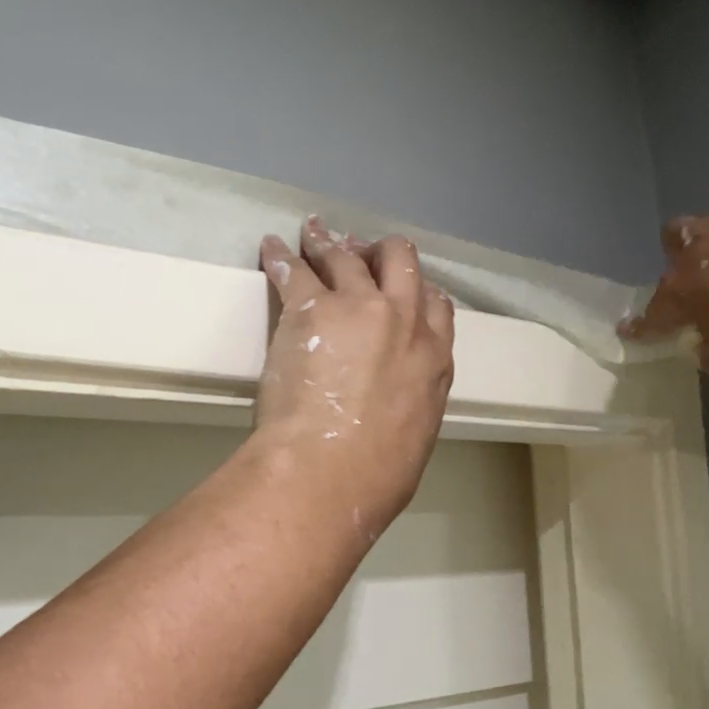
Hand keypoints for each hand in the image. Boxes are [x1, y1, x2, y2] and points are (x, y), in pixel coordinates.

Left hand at [254, 218, 454, 533]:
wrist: (328, 469)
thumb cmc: (374, 476)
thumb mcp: (416, 439)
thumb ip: (412, 407)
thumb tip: (398, 411)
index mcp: (435, 360)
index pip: (436, 306)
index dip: (419, 290)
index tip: (403, 288)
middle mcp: (403, 321)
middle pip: (401, 262)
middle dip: (383, 251)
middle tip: (362, 250)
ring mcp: (358, 308)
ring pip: (347, 257)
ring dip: (329, 242)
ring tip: (313, 232)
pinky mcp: (311, 307)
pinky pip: (294, 268)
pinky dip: (281, 255)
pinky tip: (271, 247)